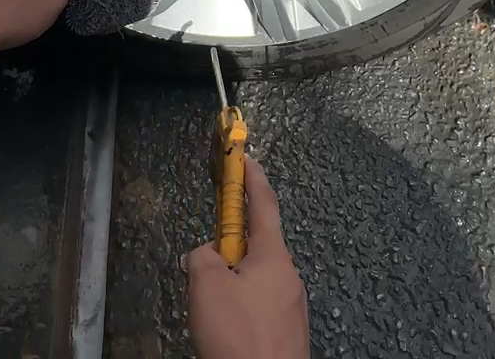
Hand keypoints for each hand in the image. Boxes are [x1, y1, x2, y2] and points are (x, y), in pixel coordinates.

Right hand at [187, 156, 309, 358]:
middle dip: (230, 249)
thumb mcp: (205, 285)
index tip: (244, 158)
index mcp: (274, 255)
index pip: (264, 202)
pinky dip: (242, 307)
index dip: (252, 177)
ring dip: (233, 282)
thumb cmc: (239, 336)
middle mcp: (289, 275)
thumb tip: (206, 253)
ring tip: (213, 311)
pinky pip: (261, 305)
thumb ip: (201, 256)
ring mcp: (292, 306)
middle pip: (257, 244)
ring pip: (257, 278)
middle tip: (207, 267)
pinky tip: (228, 331)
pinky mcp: (288, 334)